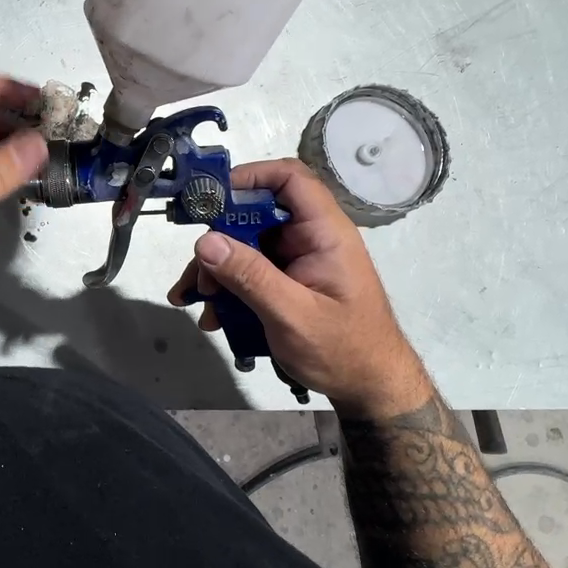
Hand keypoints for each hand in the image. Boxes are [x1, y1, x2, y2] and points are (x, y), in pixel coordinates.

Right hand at [167, 158, 430, 416]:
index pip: (289, 179)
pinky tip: (212, 316)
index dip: (249, 177)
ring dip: (215, 271)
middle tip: (198, 276)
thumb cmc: (344, 351)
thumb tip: (205, 240)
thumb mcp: (292, 315)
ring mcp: (297, 261)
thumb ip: (250, 276)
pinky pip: (247, 272)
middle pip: (253, 216)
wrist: (371, 390)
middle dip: (217, 241)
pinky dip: (225, 290)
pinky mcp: (287, 282)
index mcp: (324, 233)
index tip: (209, 199)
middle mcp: (309, 239)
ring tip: (195, 301)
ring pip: (243, 246)